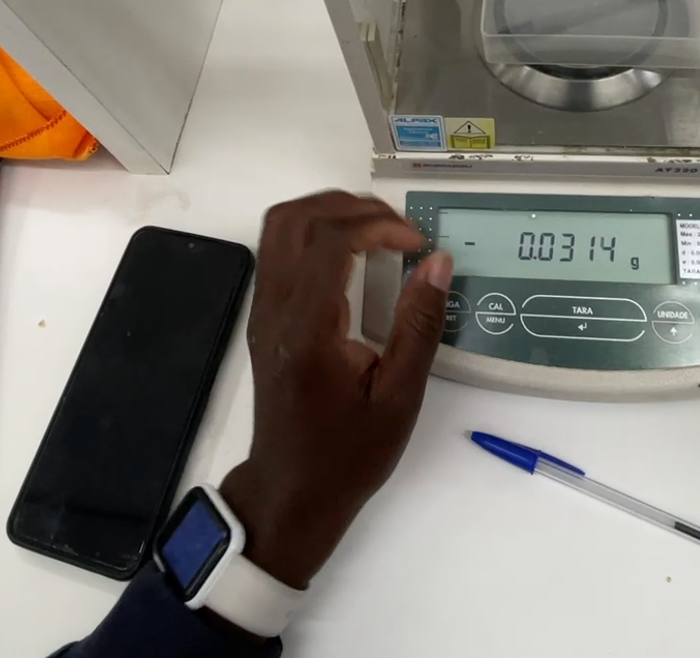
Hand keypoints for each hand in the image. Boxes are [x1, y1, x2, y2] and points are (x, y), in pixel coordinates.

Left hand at [220, 192, 452, 590]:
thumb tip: (437, 261)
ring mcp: (262, 309)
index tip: (415, 242)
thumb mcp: (399, 397)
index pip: (330, 241)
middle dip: (349, 205)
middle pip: (295, 218)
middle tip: (394, 224)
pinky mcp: (264, 315)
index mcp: (307, 329)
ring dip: (327, 211)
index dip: (377, 224)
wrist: (290, 493)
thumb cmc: (348, 453)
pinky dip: (314, 231)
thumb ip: (419, 325)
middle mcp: (274, 309)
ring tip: (375, 227)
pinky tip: (351, 250)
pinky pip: (279, 248)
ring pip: (279, 226)